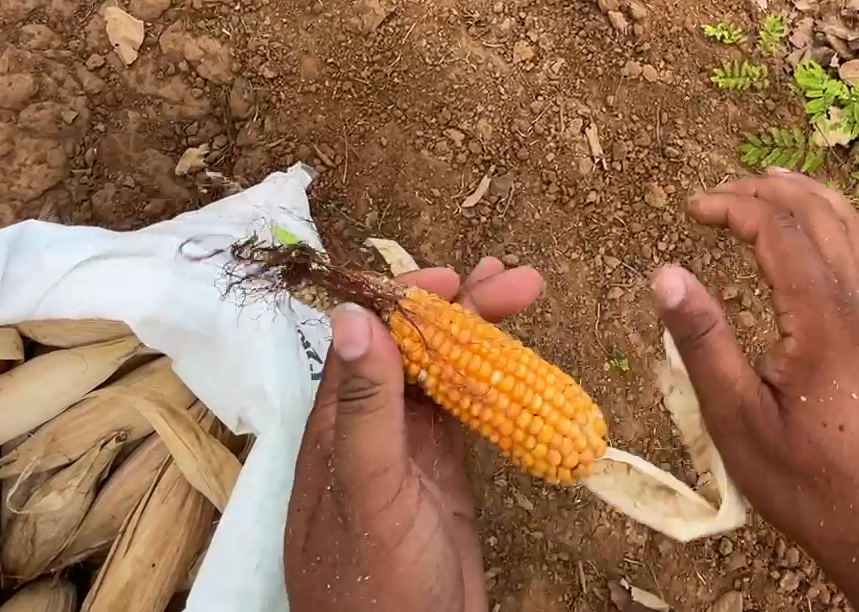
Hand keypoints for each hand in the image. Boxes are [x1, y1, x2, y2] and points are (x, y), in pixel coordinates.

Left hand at [285, 257, 541, 611]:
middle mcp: (373, 426)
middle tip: (516, 279)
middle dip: (462, 308)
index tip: (453, 278)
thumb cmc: (375, 587)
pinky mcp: (445, 471)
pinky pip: (468, 409)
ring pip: (445, 372)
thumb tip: (353, 313)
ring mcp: (412, 449)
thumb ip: (364, 406)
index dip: (409, 300)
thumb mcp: (369, 492)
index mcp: (338, 425)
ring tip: (520, 293)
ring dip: (481, 332)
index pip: (371, 339)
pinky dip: (493, 377)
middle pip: (417, 348)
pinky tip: (516, 355)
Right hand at [655, 171, 858, 611]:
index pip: (779, 231)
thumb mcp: (738, 419)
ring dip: (805, 195)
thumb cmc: (806, 482)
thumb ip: (703, 341)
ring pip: (851, 225)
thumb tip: (664, 273)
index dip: (732, 207)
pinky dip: (834, 218)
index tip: (690, 210)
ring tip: (766, 182)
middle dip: (763, 191)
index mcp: (825, 319)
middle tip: (715, 195)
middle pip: (818, 214)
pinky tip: (816, 227)